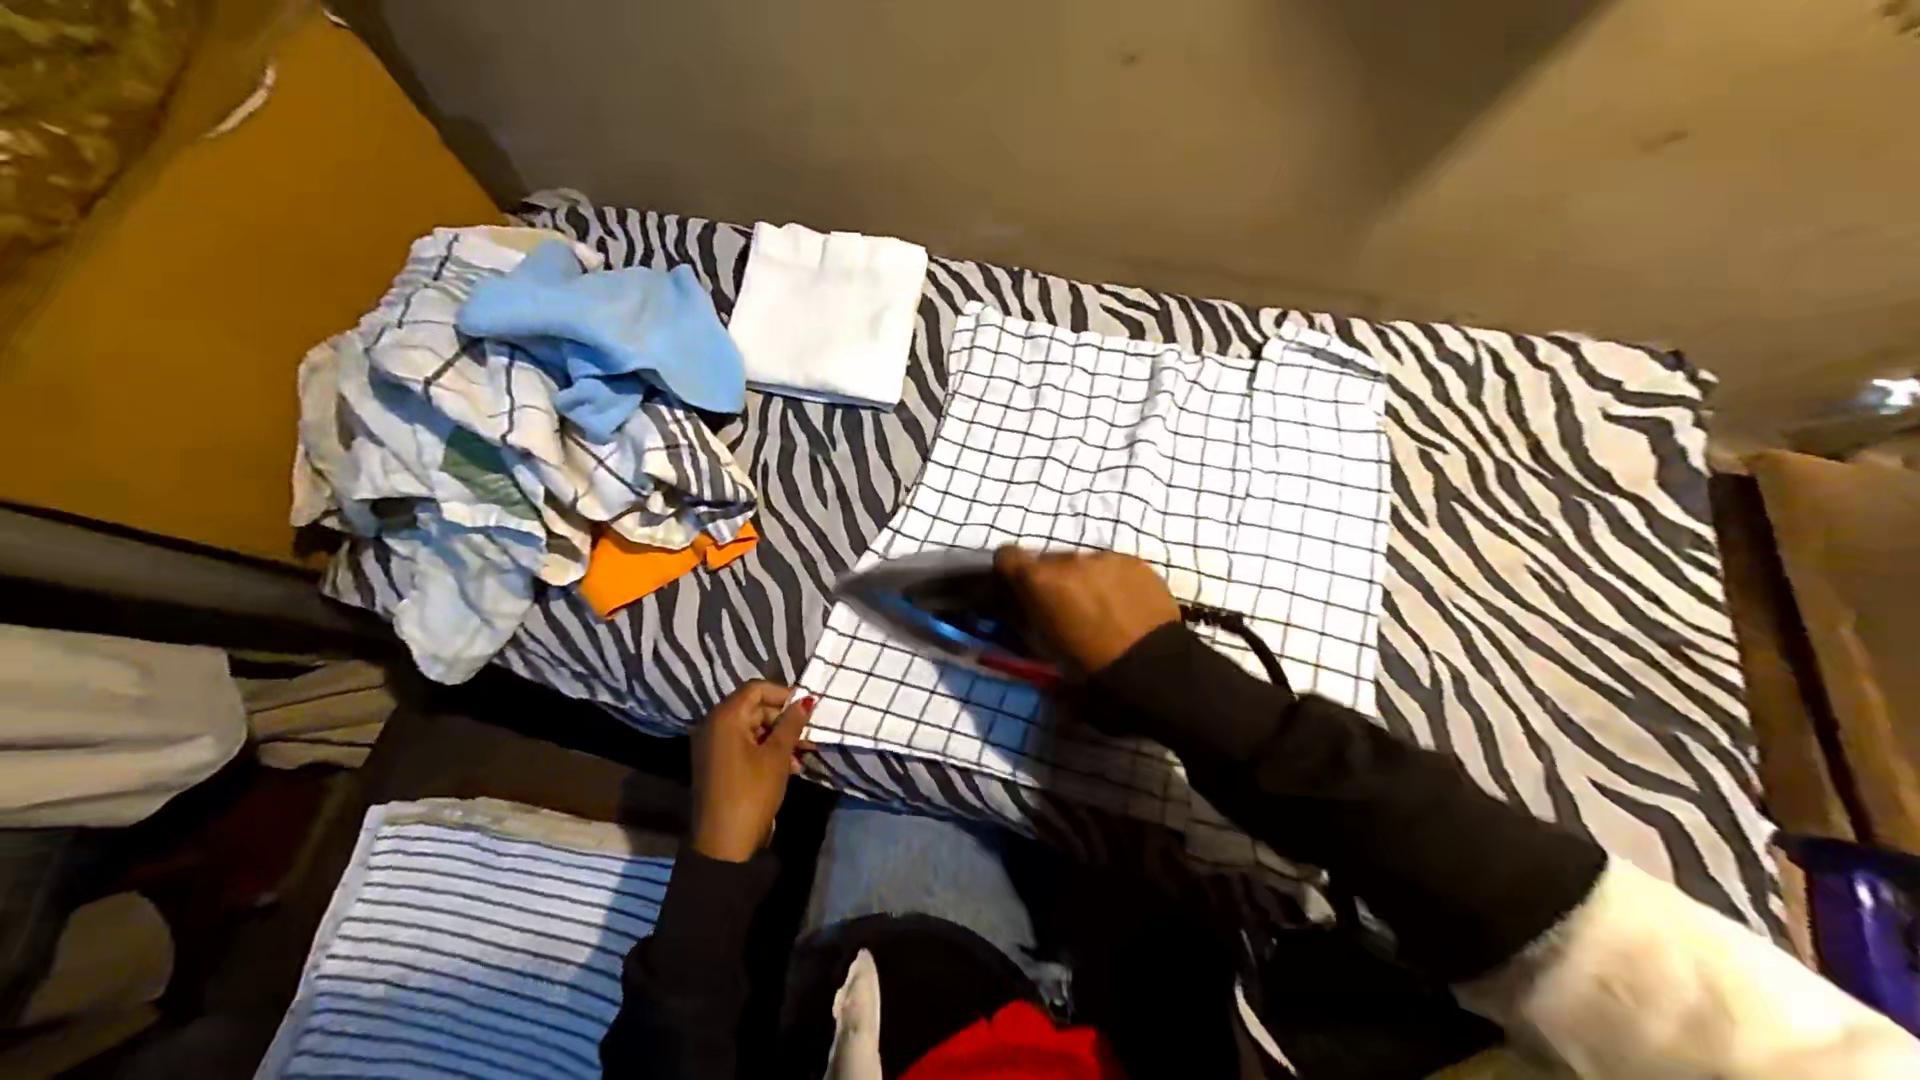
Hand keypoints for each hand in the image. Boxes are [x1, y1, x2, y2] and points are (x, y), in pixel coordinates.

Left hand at [689, 681, 814, 862]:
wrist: (725, 844)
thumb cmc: (752, 791)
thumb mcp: (777, 756)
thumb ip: (792, 724)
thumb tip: (806, 700)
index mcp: (725, 718)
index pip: (756, 689)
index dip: (783, 693)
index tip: (807, 707)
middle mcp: (714, 726)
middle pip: (754, 708)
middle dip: (784, 719)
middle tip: (809, 734)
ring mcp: (714, 746)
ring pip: (753, 728)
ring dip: (779, 737)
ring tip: (803, 753)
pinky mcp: (718, 764)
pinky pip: (745, 745)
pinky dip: (766, 750)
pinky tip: (790, 767)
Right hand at [995, 547, 1180, 673]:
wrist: (1153, 669)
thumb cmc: (1090, 667)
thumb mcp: (1044, 648)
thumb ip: (1027, 618)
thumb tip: (1021, 607)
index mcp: (1040, 580)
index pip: (1007, 556)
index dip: (1010, 571)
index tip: (1019, 587)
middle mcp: (1070, 559)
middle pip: (1049, 561)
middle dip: (1053, 581)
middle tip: (1067, 608)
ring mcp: (1106, 557)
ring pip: (1084, 563)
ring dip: (1084, 580)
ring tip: (1102, 609)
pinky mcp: (1135, 561)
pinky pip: (1114, 566)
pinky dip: (1113, 581)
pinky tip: (1125, 606)